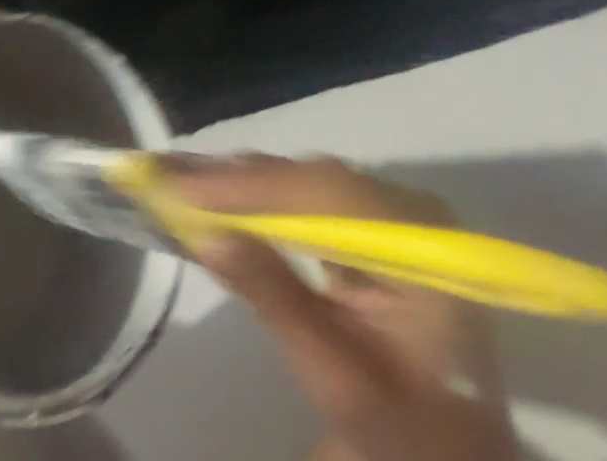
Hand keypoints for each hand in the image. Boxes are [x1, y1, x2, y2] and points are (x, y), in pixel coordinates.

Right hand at [165, 155, 518, 460]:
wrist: (447, 449)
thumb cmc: (401, 425)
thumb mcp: (336, 376)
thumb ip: (275, 300)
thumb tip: (206, 236)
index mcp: (422, 249)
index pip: (328, 195)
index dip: (250, 187)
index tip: (181, 188)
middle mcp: (411, 216)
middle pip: (310, 178)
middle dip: (233, 177)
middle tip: (159, 173)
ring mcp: (391, 218)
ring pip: (301, 182)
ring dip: (236, 182)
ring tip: (171, 177)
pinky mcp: (369, 229)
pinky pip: (304, 199)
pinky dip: (253, 198)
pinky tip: (211, 197)